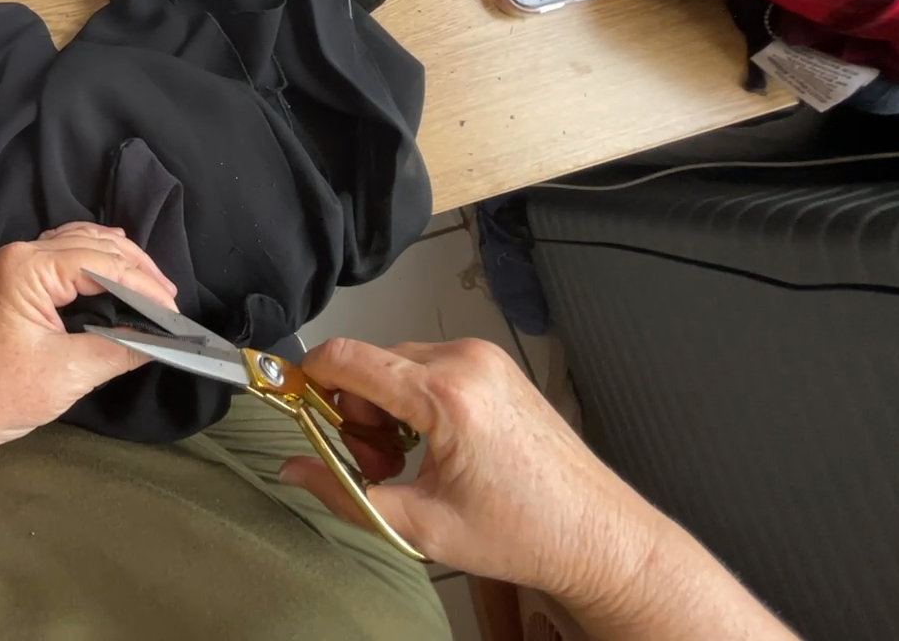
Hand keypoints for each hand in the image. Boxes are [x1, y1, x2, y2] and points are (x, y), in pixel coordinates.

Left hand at [0, 222, 178, 465]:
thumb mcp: (67, 373)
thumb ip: (119, 348)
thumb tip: (163, 338)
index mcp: (28, 268)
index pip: (101, 261)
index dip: (143, 284)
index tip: (175, 312)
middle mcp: (22, 255)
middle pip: (93, 245)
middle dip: (136, 269)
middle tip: (171, 300)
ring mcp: (16, 265)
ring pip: (80, 244)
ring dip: (119, 262)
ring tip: (154, 287)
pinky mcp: (17, 282)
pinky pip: (64, 257)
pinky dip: (96, 262)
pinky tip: (116, 271)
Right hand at [279, 338, 669, 609]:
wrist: (607, 541)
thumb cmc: (525, 535)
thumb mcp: (422, 527)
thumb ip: (344, 494)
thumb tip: (291, 469)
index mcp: (446, 398)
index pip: (346, 358)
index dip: (311, 378)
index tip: (304, 406)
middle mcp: (463, 362)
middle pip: (365, 363)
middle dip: (355, 411)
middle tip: (380, 462)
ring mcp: (481, 357)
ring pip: (390, 362)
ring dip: (382, 405)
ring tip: (410, 455)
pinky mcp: (490, 362)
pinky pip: (420, 363)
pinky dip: (409, 395)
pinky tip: (432, 438)